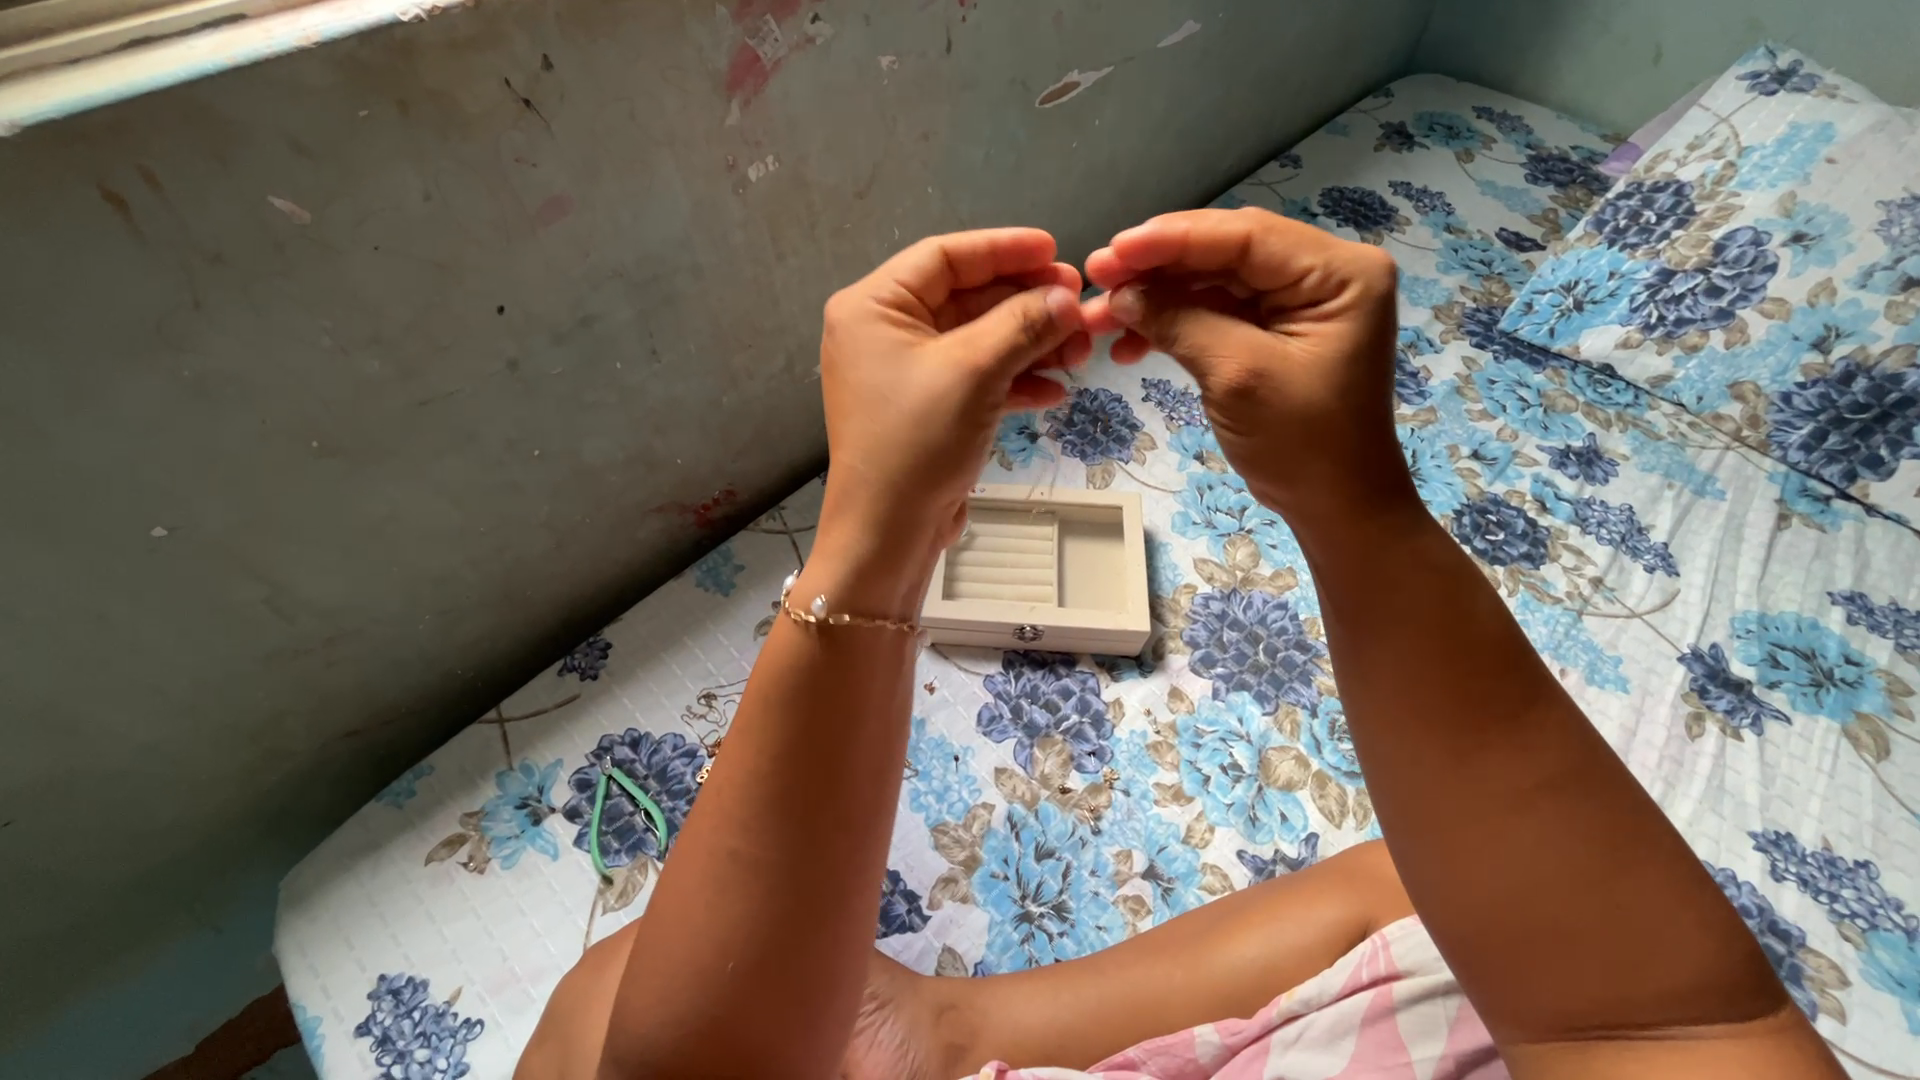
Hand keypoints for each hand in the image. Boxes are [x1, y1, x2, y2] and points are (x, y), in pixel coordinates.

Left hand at [817, 228, 1090, 569]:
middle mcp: (884, 333)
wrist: (888, 533)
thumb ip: (1024, 324)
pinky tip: (1054, 390)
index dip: (1004, 249)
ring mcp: (906, 375)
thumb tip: (1070, 298)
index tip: (1057, 251)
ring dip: (1029, 346)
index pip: (945, 256)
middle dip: (1027, 306)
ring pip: (978, 342)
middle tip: (1080, 309)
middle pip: (966, 298)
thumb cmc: (917, 440)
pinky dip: (1013, 381)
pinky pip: (975, 380)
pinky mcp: (927, 411)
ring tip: (1081, 354)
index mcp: (874, 306)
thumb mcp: (974, 371)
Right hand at [1082, 208, 1416, 530]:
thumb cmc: (1301, 442)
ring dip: (1155, 298)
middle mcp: (1320, 273)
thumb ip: (1180, 322)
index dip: (1172, 239)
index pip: (1244, 236)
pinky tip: (1129, 343)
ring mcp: (1295, 303)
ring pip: (1211, 282)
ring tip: (1100, 316)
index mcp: (1337, 272)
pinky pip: (1214, 313)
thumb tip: (1121, 294)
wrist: (1334, 504)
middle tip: (1096, 276)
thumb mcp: (1238, 375)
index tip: (1113, 252)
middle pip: (1224, 253)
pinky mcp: (1272, 331)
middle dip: (1157, 267)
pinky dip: (1171, 324)